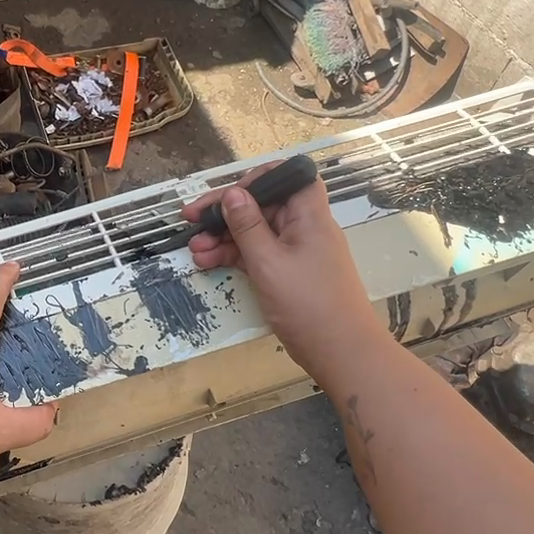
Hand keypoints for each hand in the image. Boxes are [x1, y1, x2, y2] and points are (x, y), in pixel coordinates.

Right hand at [183, 162, 384, 371]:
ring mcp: (296, 251)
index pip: (288, 177)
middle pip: (263, 205)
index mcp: (308, 216)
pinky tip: (208, 262)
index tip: (228, 195)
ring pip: (256, 231)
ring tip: (194, 249)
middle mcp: (304, 227)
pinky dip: (234, 255)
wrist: (342, 356)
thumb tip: (232, 193)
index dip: (258, 179)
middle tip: (191, 221)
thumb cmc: (308, 305)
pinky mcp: (288, 272)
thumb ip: (247, 225)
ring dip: (223, 236)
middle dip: (226, 212)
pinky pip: (258, 253)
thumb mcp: (268, 262)